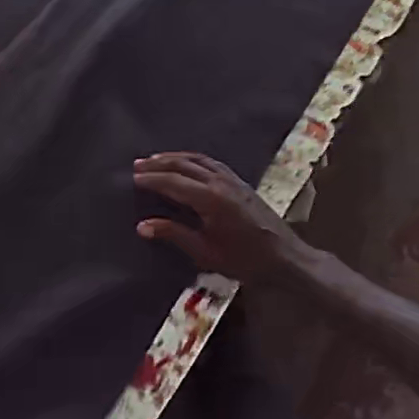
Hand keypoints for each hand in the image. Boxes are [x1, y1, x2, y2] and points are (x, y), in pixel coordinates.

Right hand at [133, 152, 312, 284]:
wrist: (286, 259)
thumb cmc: (244, 260)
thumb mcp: (205, 252)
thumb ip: (174, 234)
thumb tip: (142, 226)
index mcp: (210, 199)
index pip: (173, 182)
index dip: (151, 179)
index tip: (132, 179)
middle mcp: (220, 182)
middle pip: (183, 165)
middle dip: (158, 164)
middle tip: (137, 165)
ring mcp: (232, 180)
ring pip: (197, 160)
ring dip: (174, 158)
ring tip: (154, 159)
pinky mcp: (239, 182)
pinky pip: (210, 162)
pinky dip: (192, 159)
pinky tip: (185, 163)